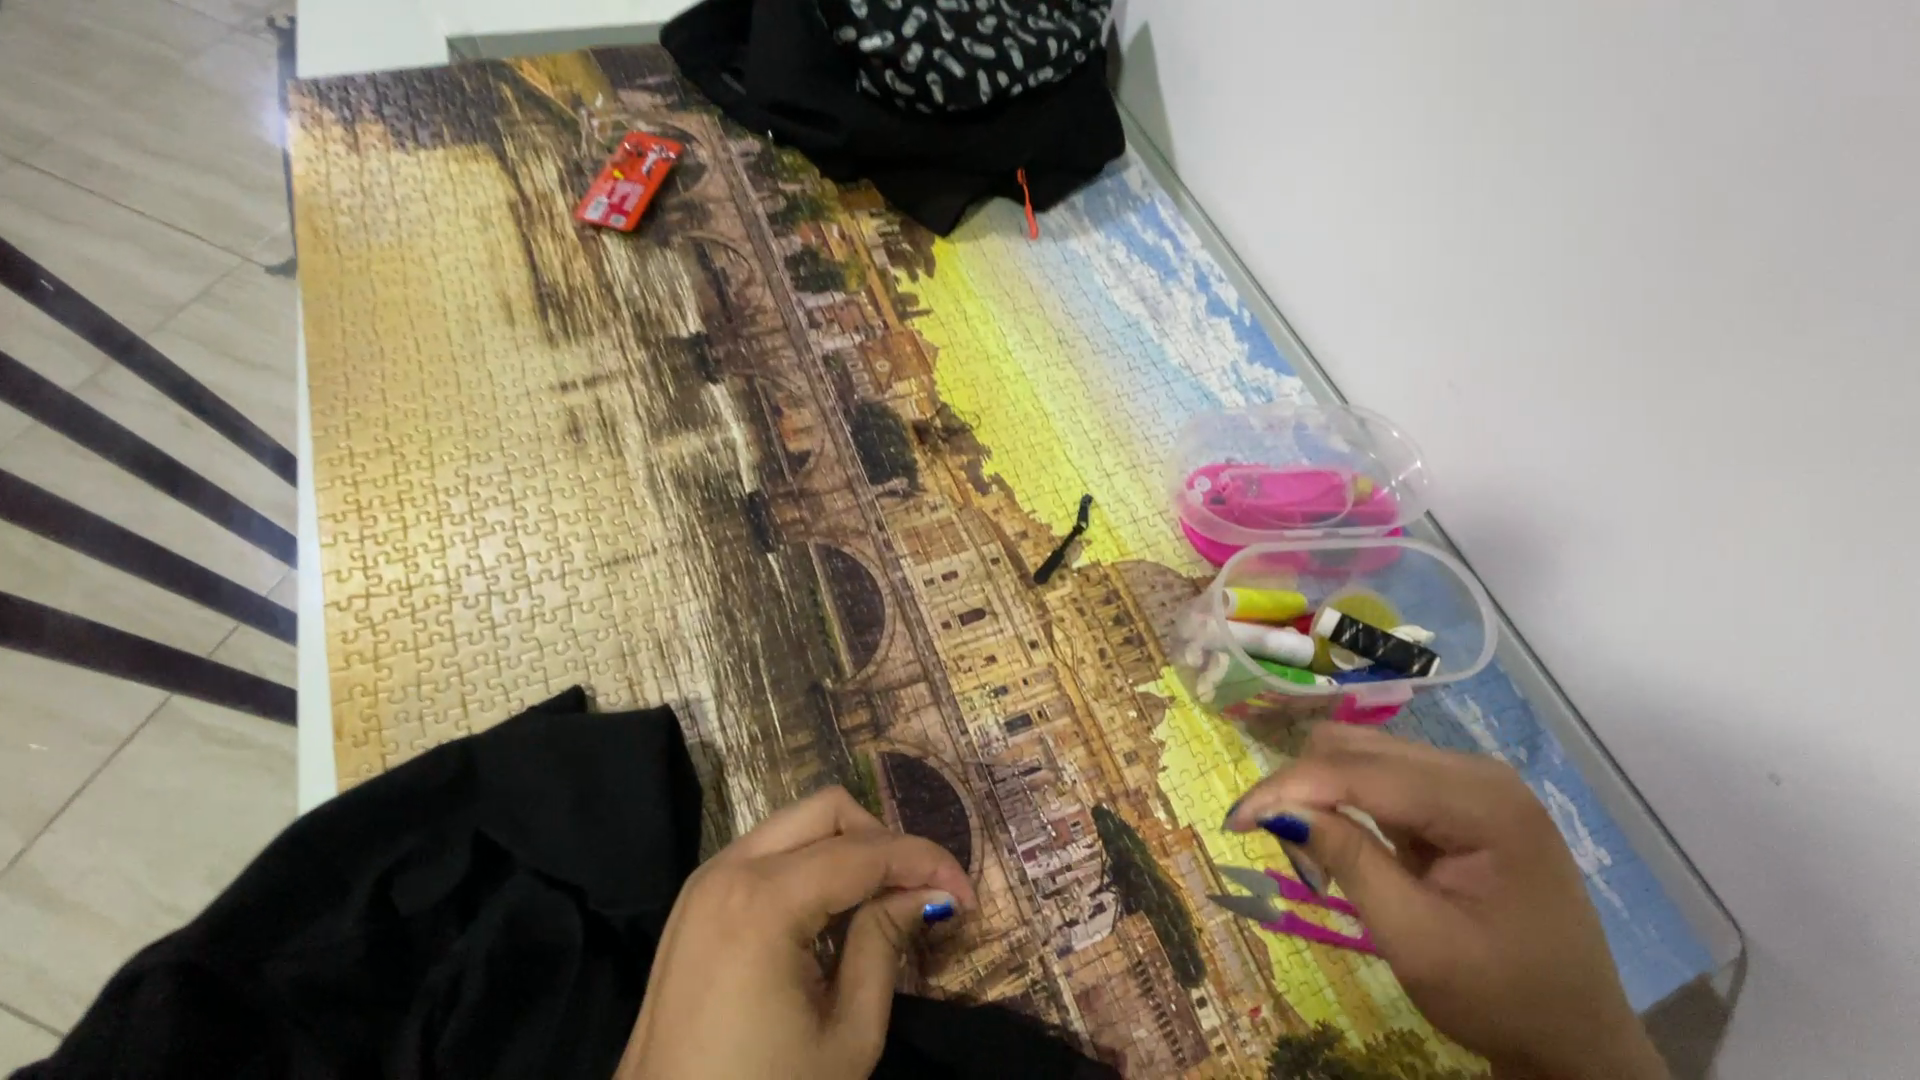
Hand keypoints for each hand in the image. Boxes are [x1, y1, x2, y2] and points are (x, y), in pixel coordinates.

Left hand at [616, 787, 976, 1079]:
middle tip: (922, 891)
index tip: (967, 894)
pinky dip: (810, 863)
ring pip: (796, 824)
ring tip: (885, 900)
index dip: (925, 863)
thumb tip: (924, 893)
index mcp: (764, 900)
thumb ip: (885, 943)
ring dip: (848, 848)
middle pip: (828, 810)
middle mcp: (729, 869)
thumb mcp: (846, 1034)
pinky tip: (834, 912)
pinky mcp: (696, 901)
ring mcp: (705, 881)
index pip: (865, 852)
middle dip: (884, 840)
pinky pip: (767, 852)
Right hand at [1224, 724, 1667, 1079]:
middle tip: (1272, 845)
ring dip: (1317, 792)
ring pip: (1360, 755)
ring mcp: (1468, 782)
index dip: (1289, 788)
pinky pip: (1377, 777)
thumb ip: (1348, 861)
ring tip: (1307, 850)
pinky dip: (1341, 801)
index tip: (1233, 821)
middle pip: (1357, 748)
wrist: (1575, 1038)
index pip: (1360, 771)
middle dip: (1301, 787)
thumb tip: (1276, 810)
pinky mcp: (1455, 798)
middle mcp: (1476, 772)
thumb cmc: (1501, 996)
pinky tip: (1335, 840)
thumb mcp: (1416, 939)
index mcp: (1483, 802)